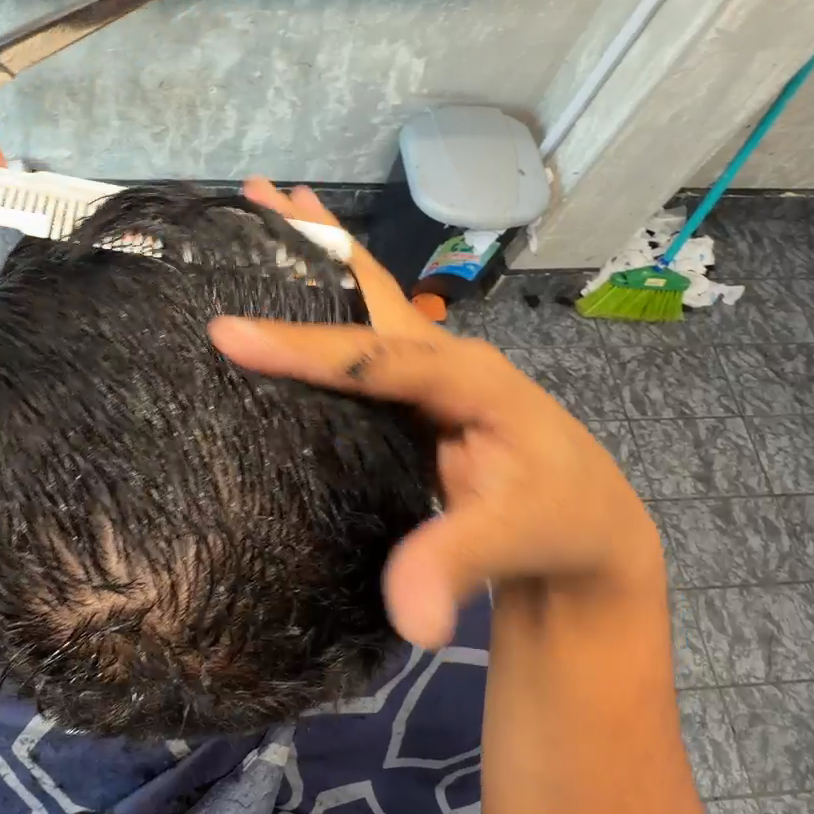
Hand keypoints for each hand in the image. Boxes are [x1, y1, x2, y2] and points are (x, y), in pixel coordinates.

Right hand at [218, 179, 663, 646]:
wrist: (585, 528)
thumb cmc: (558, 524)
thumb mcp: (515, 539)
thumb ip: (456, 563)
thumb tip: (407, 618)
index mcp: (469, 378)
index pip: (376, 355)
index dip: (303, 346)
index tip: (229, 332)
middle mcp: (443, 359)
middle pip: (369, 288)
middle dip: (313, 241)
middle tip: (255, 194)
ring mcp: (425, 375)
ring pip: (361, 303)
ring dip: (313, 261)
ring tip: (260, 217)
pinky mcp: (408, 399)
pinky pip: (355, 345)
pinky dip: (318, 314)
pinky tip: (283, 309)